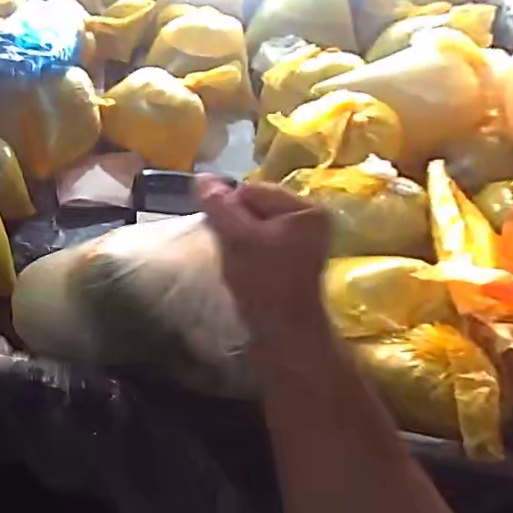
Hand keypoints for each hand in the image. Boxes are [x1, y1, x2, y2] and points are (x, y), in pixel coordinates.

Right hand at [196, 174, 331, 352]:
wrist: (282, 335)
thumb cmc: (263, 284)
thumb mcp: (237, 239)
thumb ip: (219, 206)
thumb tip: (201, 177)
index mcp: (306, 209)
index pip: (251, 190)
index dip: (229, 210)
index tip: (223, 237)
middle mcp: (310, 220)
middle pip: (254, 205)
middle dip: (234, 223)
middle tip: (229, 249)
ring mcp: (303, 241)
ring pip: (253, 224)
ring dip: (237, 238)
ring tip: (235, 260)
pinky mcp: (291, 260)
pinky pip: (259, 242)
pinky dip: (245, 251)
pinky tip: (242, 268)